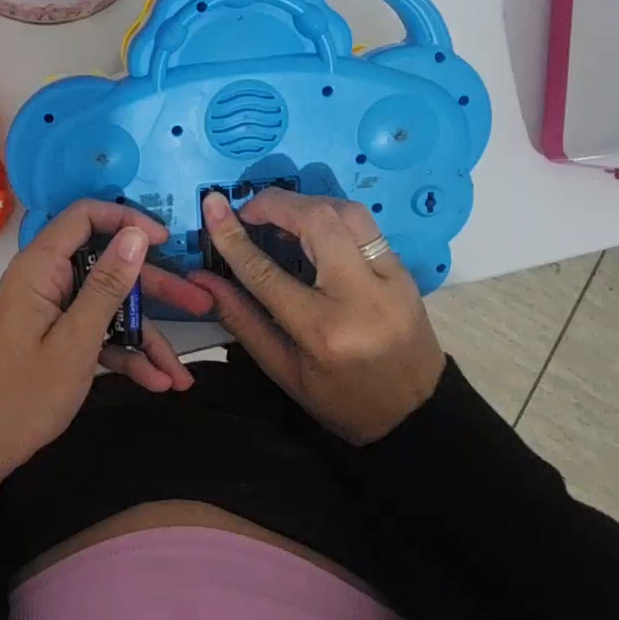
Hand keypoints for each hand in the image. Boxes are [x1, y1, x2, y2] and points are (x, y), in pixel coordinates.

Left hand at [0, 200, 211, 507]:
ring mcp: (50, 309)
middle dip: (154, 289)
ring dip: (146, 335)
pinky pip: (96, 331)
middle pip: (105, 266)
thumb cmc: (26, 393)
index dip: (126, 220)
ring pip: (107, 305)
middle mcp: (44, 280)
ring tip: (183, 372)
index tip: (166, 240)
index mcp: (39, 268)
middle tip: (200, 304)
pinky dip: (124, 353)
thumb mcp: (76, 340)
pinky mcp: (56, 336)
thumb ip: (107, 285)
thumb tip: (135, 234)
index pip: (84, 217)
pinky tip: (157, 382)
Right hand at [189, 188, 445, 444]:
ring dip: (306, 203)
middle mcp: (361, 297)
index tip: (212, 207)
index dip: (233, 236)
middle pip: (318, 221)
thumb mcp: (282, 369)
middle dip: (276, 204)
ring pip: (348, 212)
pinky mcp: (406, 272)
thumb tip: (201, 277)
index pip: (267, 271)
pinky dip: (331, 217)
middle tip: (248, 211)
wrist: (417, 416)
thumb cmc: (340, 400)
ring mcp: (391, 280)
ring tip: (279, 216)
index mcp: (323, 332)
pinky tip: (311, 229)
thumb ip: (240, 318)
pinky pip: (365, 227)